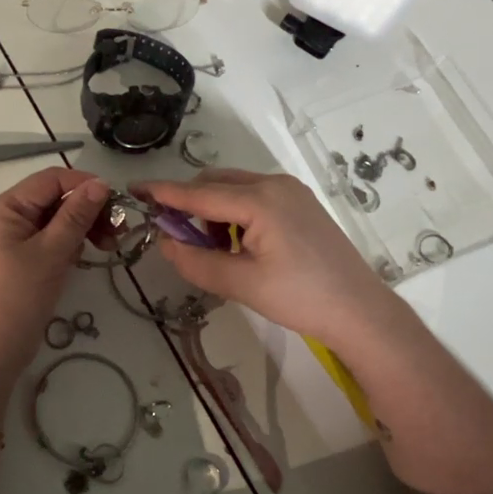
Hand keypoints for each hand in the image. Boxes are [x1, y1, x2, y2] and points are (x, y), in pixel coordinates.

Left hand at [0, 167, 107, 393]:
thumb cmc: (17, 299)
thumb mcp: (52, 253)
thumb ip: (76, 215)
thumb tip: (100, 183)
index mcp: (6, 206)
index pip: (52, 179)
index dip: (86, 185)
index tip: (118, 205)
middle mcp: (6, 216)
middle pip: (54, 198)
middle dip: (87, 210)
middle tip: (116, 234)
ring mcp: (11, 240)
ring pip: (54, 220)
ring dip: (81, 228)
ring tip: (104, 248)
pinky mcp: (19, 261)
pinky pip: (49, 241)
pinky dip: (68, 245)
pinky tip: (82, 260)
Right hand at [133, 169, 399, 343]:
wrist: (360, 311)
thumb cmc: (300, 298)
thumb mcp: (240, 284)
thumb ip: (195, 261)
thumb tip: (164, 242)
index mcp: (259, 200)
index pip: (198, 193)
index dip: (163, 193)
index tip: (133, 190)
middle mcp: (274, 184)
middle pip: (215, 182)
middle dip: (189, 205)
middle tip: (176, 238)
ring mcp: (290, 190)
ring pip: (233, 187)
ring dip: (212, 210)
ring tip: (213, 249)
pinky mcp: (300, 202)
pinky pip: (253, 195)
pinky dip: (234, 212)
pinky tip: (238, 244)